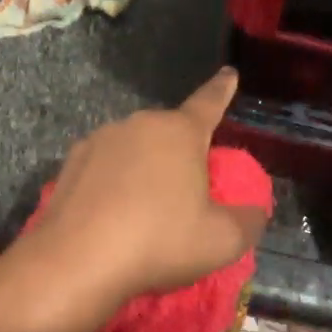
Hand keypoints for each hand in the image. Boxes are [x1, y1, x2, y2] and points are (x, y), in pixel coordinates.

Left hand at [0, 69, 270, 331]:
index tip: (229, 72)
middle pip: (170, 131)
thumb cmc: (158, 242)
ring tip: (143, 211)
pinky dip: (112, 179)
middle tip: (184, 194)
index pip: (209, 103)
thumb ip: (247, 222)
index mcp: (181, 132)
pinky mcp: (75, 156)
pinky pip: (105, 162)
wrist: (79, 258)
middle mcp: (142, 122)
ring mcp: (104, 135)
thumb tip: (255, 211)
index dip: (222, 89)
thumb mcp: (220, 242)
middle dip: (180, 152)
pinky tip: (110, 211)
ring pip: (136, 146)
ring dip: (144, 167)